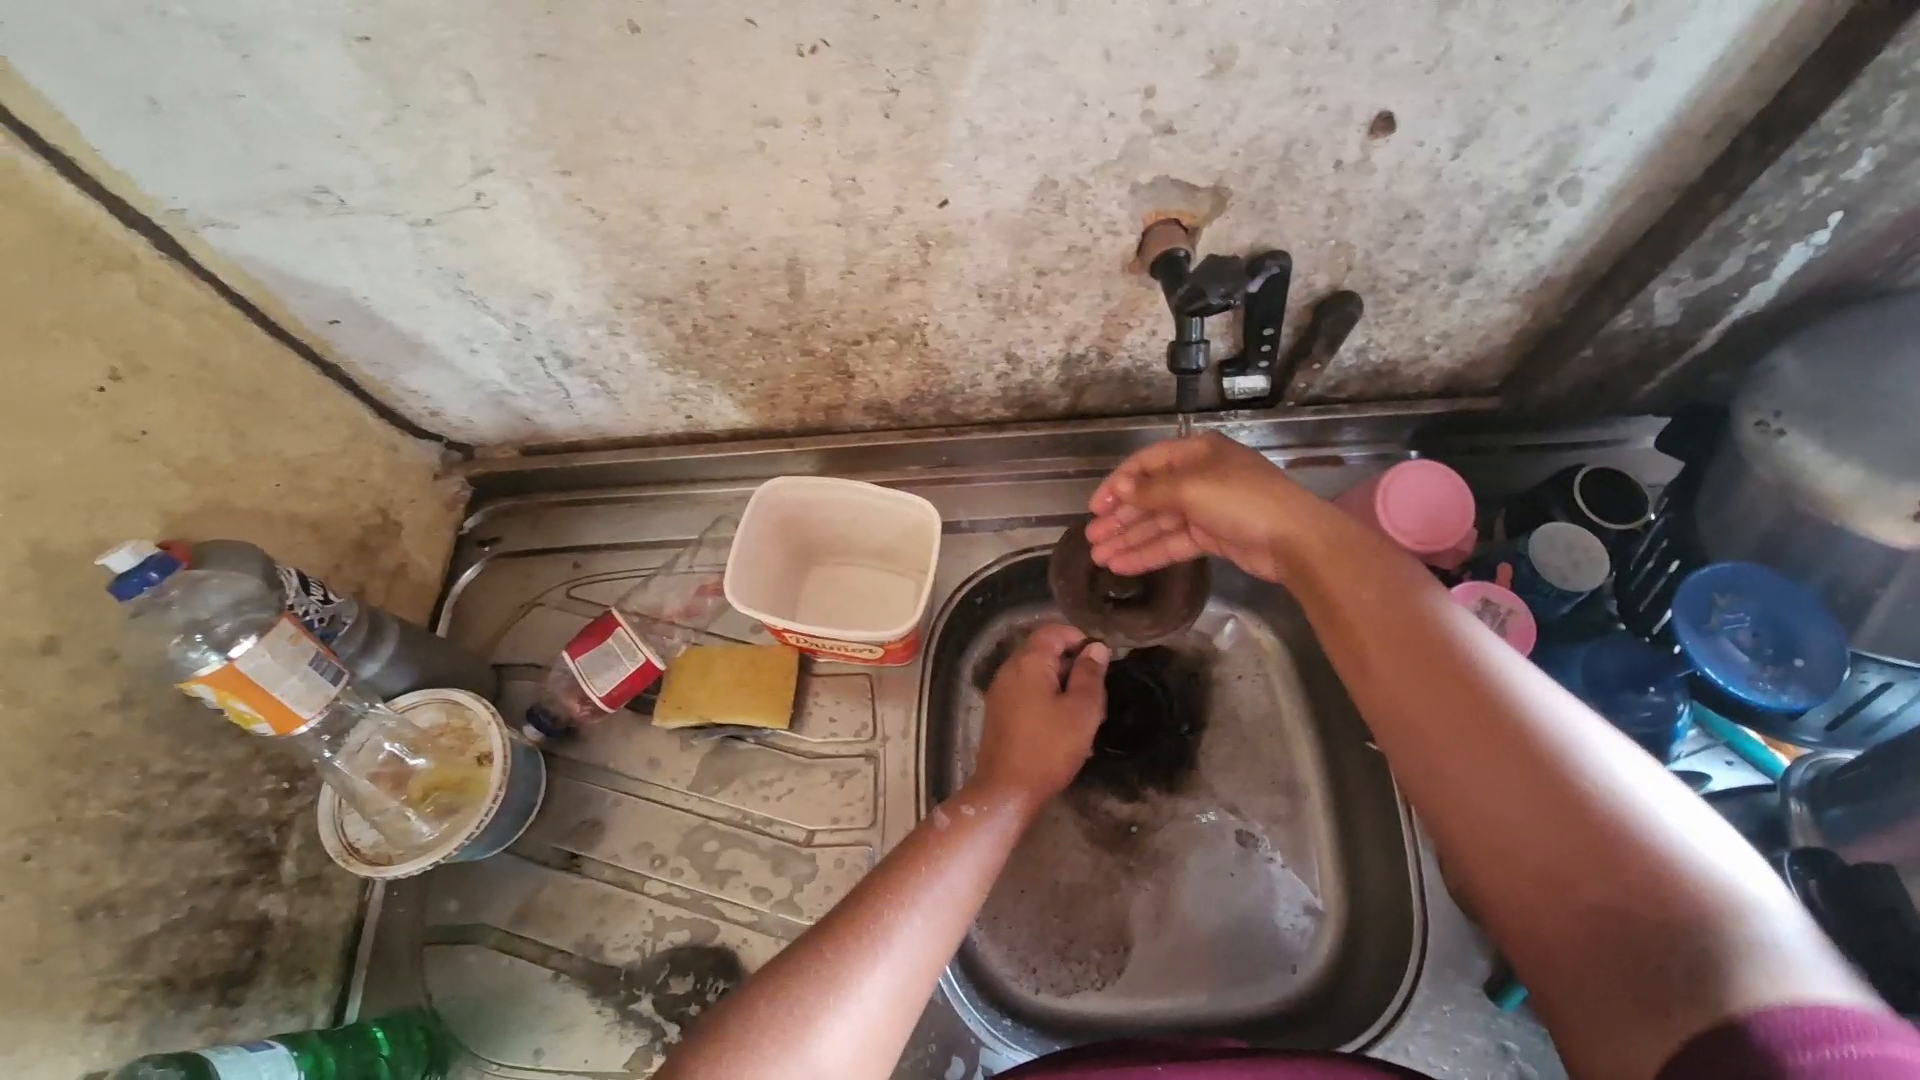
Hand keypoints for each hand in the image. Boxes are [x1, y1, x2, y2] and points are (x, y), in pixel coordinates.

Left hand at [972, 623, 1109, 806]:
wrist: (1006, 791)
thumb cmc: (1049, 748)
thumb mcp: (1082, 710)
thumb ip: (1091, 674)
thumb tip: (1096, 647)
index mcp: (1028, 662)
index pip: (1054, 631)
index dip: (1080, 639)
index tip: (1102, 661)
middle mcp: (1009, 670)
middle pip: (1045, 653)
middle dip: (1074, 668)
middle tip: (1098, 695)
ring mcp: (1000, 692)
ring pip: (1038, 676)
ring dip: (1064, 689)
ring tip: (1085, 717)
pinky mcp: (999, 714)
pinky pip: (1028, 695)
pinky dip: (1048, 703)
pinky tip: (1064, 729)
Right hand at [1086, 432, 1317, 581]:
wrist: (1293, 539)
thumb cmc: (1241, 500)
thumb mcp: (1191, 488)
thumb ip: (1150, 491)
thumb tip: (1119, 489)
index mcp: (1197, 453)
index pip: (1146, 464)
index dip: (1118, 485)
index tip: (1095, 508)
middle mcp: (1199, 477)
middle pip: (1150, 497)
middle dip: (1120, 518)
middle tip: (1092, 538)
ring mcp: (1206, 508)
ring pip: (1159, 523)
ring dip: (1129, 540)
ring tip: (1099, 557)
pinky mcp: (1213, 537)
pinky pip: (1173, 543)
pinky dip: (1149, 553)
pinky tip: (1124, 565)